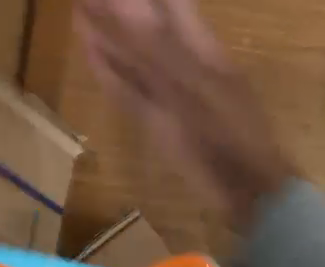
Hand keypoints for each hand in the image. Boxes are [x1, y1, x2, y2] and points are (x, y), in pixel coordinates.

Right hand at [76, 0, 296, 226]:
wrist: (245, 189)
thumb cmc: (231, 133)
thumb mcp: (195, 86)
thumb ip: (157, 47)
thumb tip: (123, 3)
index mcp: (202, 48)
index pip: (170, 4)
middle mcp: (184, 66)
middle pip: (146, 29)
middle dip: (118, 9)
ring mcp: (170, 97)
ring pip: (134, 61)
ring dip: (108, 38)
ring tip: (78, 11)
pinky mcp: (159, 124)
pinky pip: (130, 94)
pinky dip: (110, 75)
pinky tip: (91, 54)